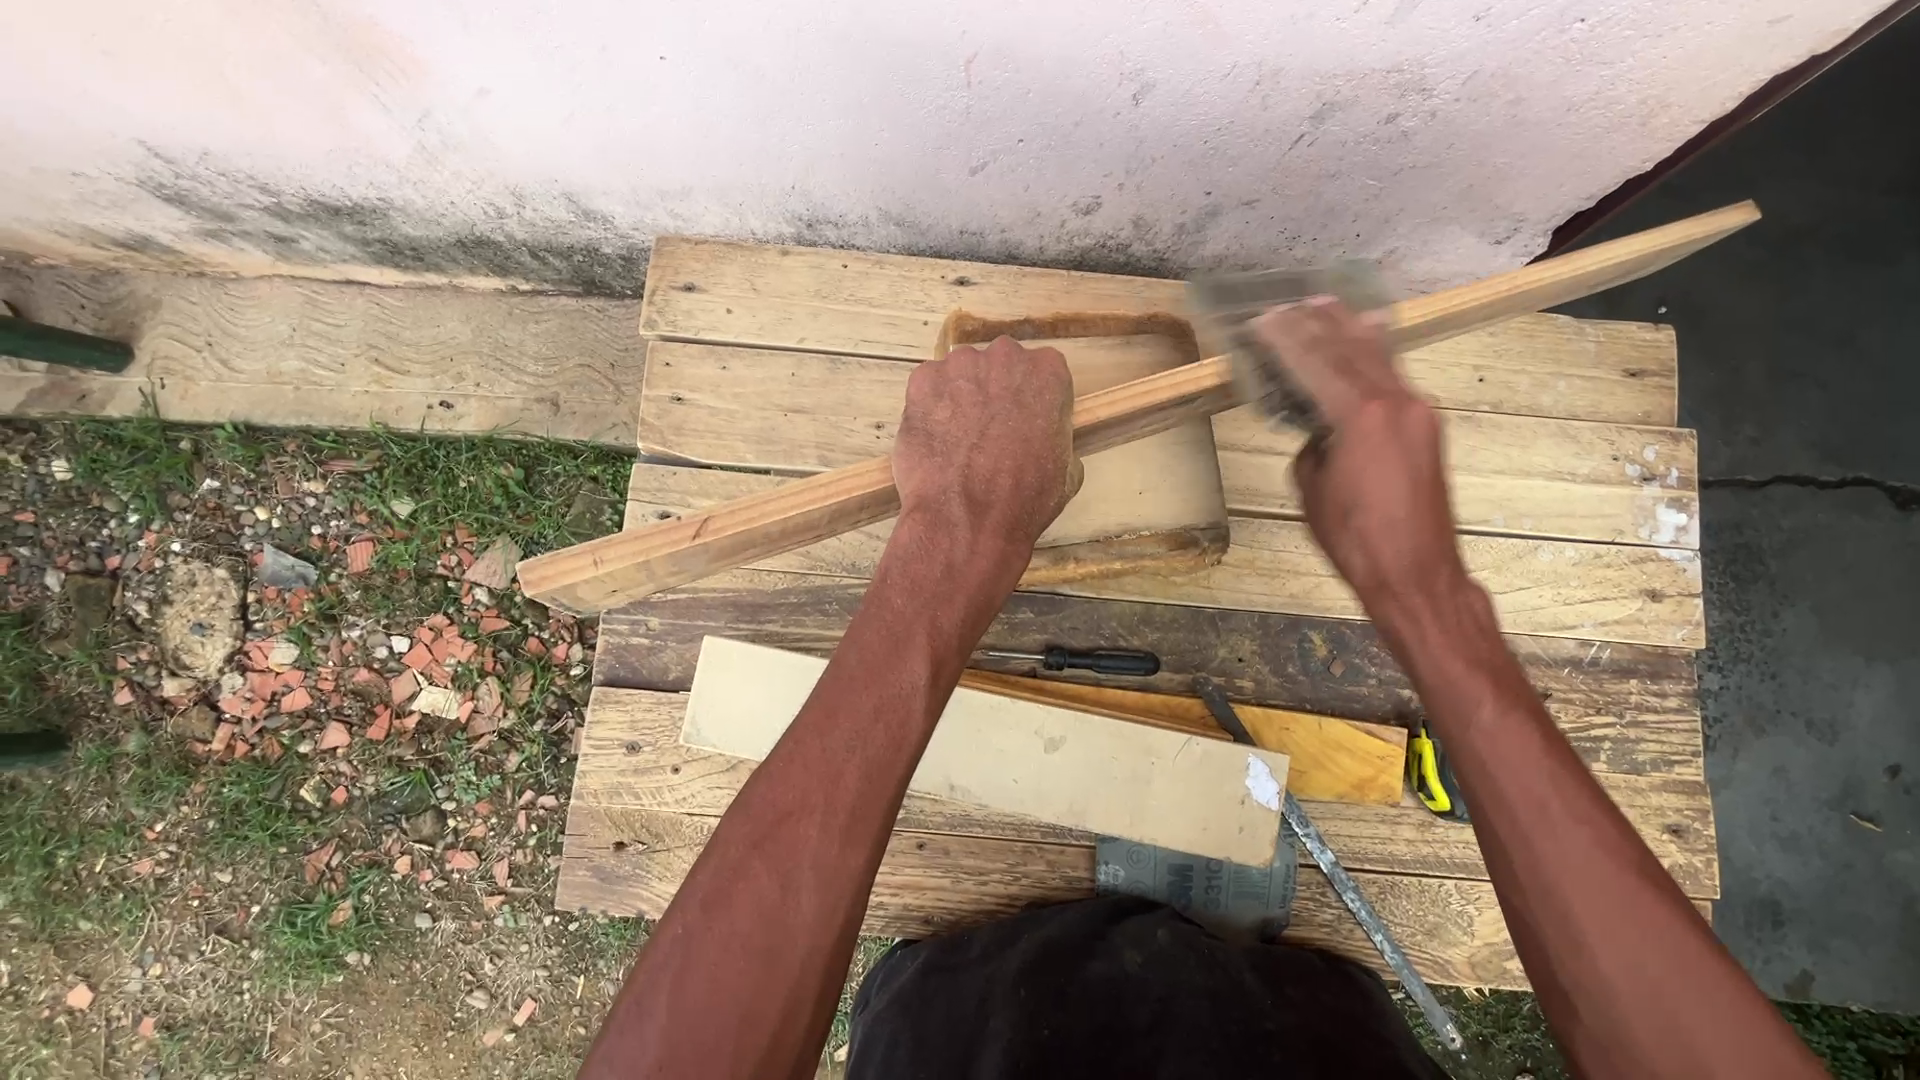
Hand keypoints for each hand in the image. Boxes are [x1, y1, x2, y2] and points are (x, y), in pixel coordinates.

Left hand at [892, 336, 1081, 571]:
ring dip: (960, 399)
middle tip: (988, 434)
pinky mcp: (923, 381)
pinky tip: (935, 441)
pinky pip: (927, 388)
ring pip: (960, 375)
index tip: (1023, 424)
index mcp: (1049, 372)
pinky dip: (929, 409)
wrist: (967, 518)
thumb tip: (1043, 441)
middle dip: (994, 393)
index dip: (1030, 401)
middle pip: (999, 367)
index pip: (1042, 373)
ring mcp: (960, 365)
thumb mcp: (1066, 470)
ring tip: (958, 442)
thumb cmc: (1025, 499)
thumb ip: (1055, 437)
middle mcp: (1006, 356)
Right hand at [1253, 297, 1470, 617]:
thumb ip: (1313, 447)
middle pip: (1351, 349)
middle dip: (1320, 323)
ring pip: (1379, 357)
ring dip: (1351, 330)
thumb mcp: (1313, 490)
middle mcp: (1395, 401)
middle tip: (1294, 302)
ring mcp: (1417, 411)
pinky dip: (1374, 354)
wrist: (1416, 571)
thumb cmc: (1354, 538)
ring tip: (1329, 304)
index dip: (1286, 339)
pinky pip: (1395, 377)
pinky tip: (1369, 338)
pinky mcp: (1426, 427)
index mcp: (1359, 414)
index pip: (1315, 362)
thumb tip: (1320, 431)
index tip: (1263, 320)